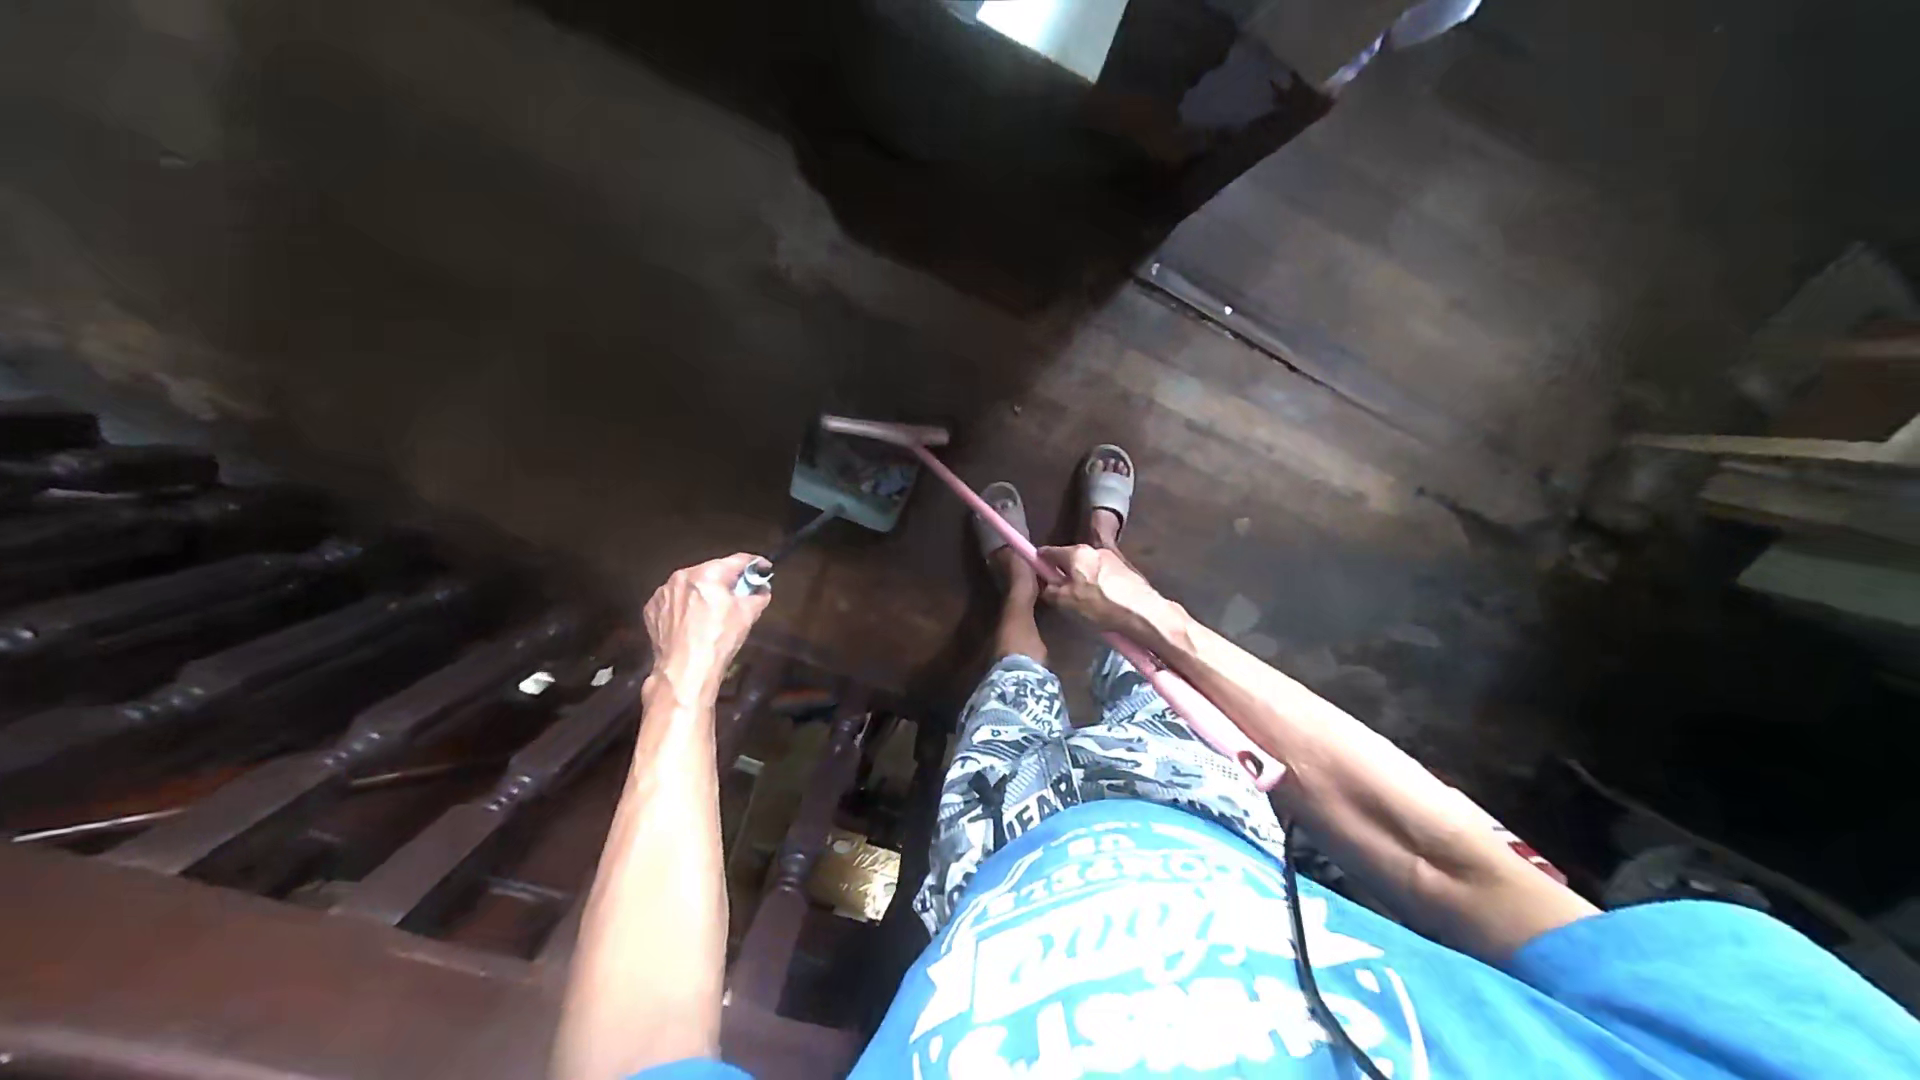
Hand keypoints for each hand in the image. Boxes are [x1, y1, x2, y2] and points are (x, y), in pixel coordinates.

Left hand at [642, 553, 770, 706]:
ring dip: (703, 593)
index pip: (737, 560)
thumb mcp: (748, 616)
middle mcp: (682, 576)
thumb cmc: (719, 640)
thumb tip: (761, 591)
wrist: (684, 670)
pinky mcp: (651, 608)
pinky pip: (674, 600)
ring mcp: (663, 592)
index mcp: (708, 574)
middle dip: (726, 581)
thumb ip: (758, 596)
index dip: (754, 564)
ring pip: (691, 585)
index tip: (763, 569)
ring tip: (711, 612)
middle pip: (711, 571)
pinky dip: (685, 606)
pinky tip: (691, 622)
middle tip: (738, 595)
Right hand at [1037, 545, 1179, 642]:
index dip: (1038, 561)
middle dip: (1063, 573)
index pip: (1049, 551)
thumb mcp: (1066, 602)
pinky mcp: (1127, 570)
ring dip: (1082, 580)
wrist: (1144, 613)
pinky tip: (1102, 603)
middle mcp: (1094, 549)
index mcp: (1076, 553)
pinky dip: (1098, 585)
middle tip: (1060, 594)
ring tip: (1084, 602)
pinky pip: (1103, 575)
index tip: (1035, 570)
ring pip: (1088, 568)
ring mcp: (1113, 558)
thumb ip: (1050, 590)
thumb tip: (1047, 585)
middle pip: (1070, 559)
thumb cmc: (1100, 605)